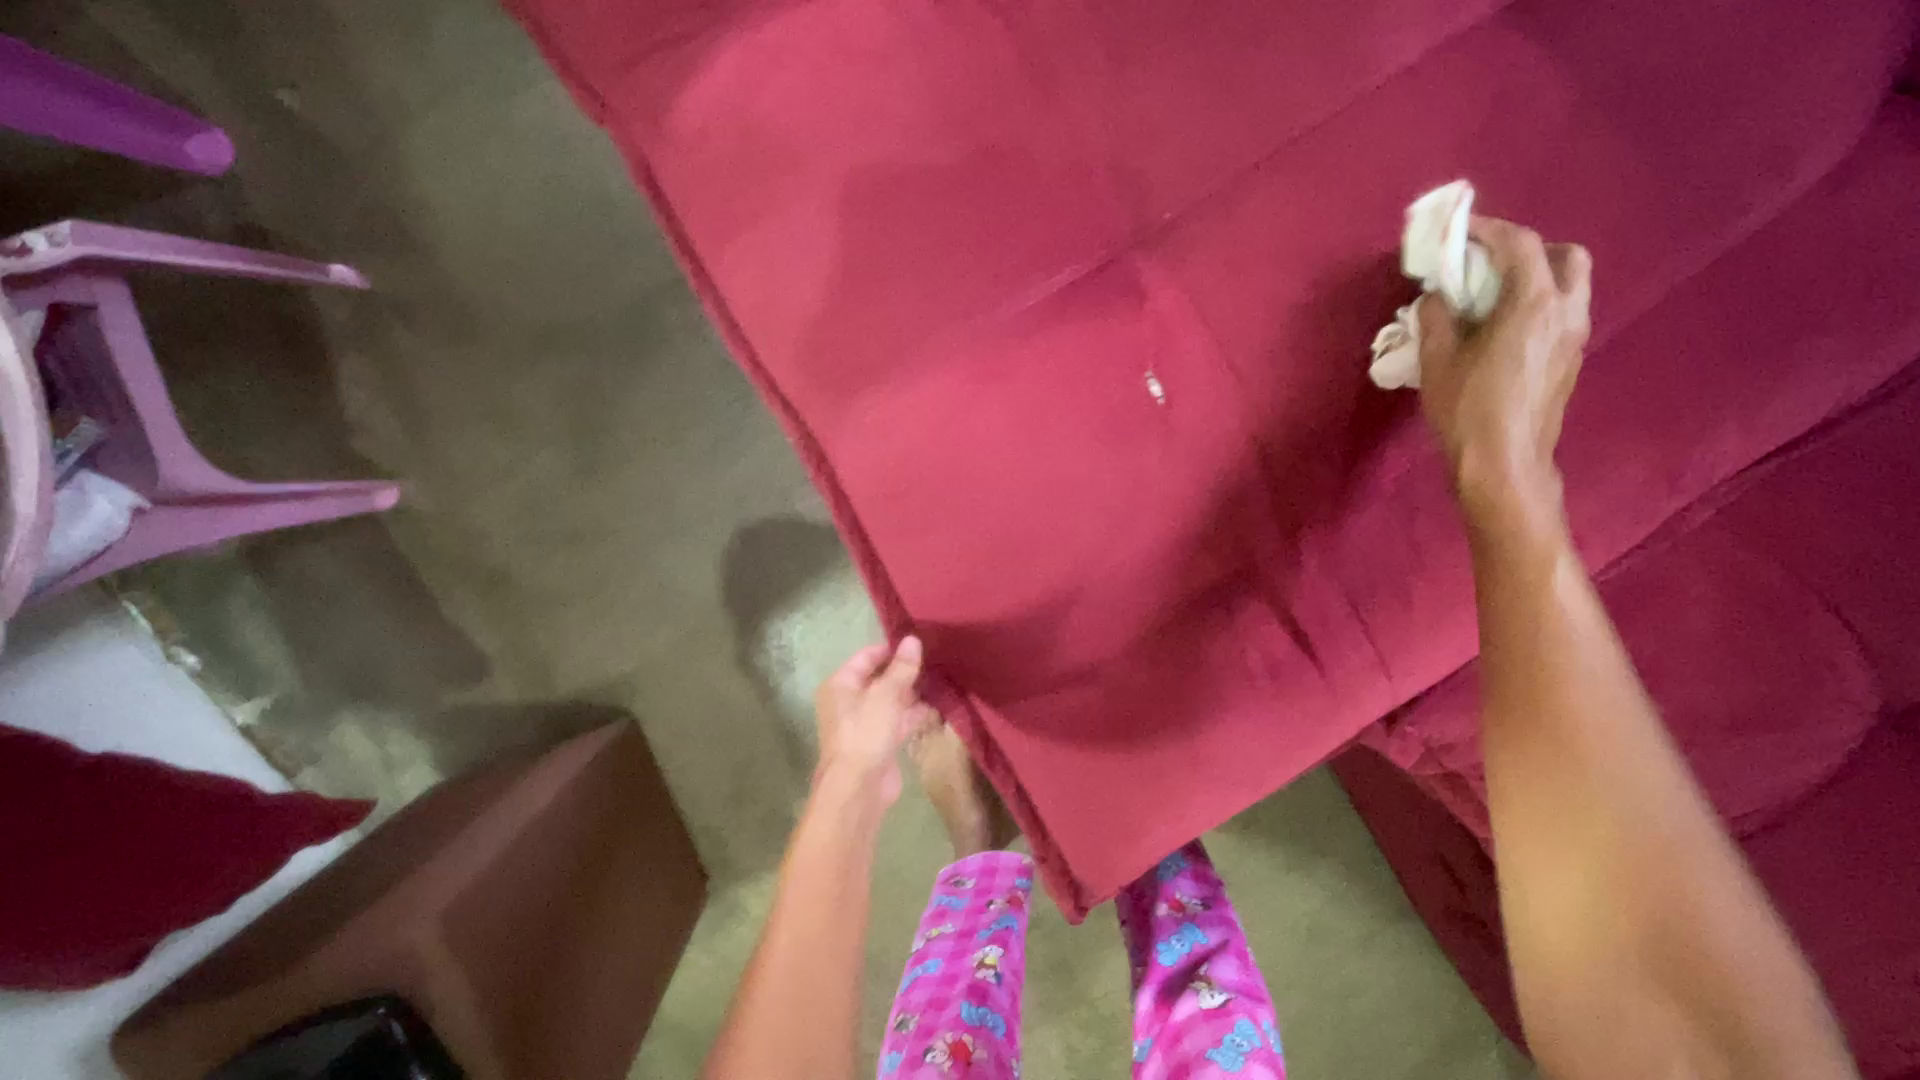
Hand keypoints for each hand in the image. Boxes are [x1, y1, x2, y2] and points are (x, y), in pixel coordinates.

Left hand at [812, 636, 937, 807]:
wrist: (859, 788)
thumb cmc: (866, 733)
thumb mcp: (886, 695)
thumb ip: (902, 668)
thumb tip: (912, 640)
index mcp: (841, 684)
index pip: (867, 657)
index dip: (892, 649)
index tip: (920, 643)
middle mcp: (849, 701)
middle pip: (880, 678)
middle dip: (905, 671)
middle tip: (937, 660)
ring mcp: (865, 723)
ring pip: (892, 701)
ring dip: (913, 693)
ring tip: (943, 680)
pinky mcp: (880, 742)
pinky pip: (899, 721)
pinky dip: (915, 714)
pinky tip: (938, 707)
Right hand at [1416, 216, 1591, 523]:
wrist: (1504, 464)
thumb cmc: (1467, 409)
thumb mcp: (1437, 360)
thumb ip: (1436, 317)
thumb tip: (1437, 296)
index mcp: (1533, 303)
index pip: (1519, 244)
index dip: (1488, 229)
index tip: (1459, 231)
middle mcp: (1566, 311)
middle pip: (1565, 256)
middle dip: (1528, 249)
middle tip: (1489, 263)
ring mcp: (1575, 338)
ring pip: (1569, 286)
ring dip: (1535, 278)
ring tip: (1492, 297)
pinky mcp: (1570, 361)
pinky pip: (1561, 314)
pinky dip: (1537, 305)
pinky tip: (1502, 328)